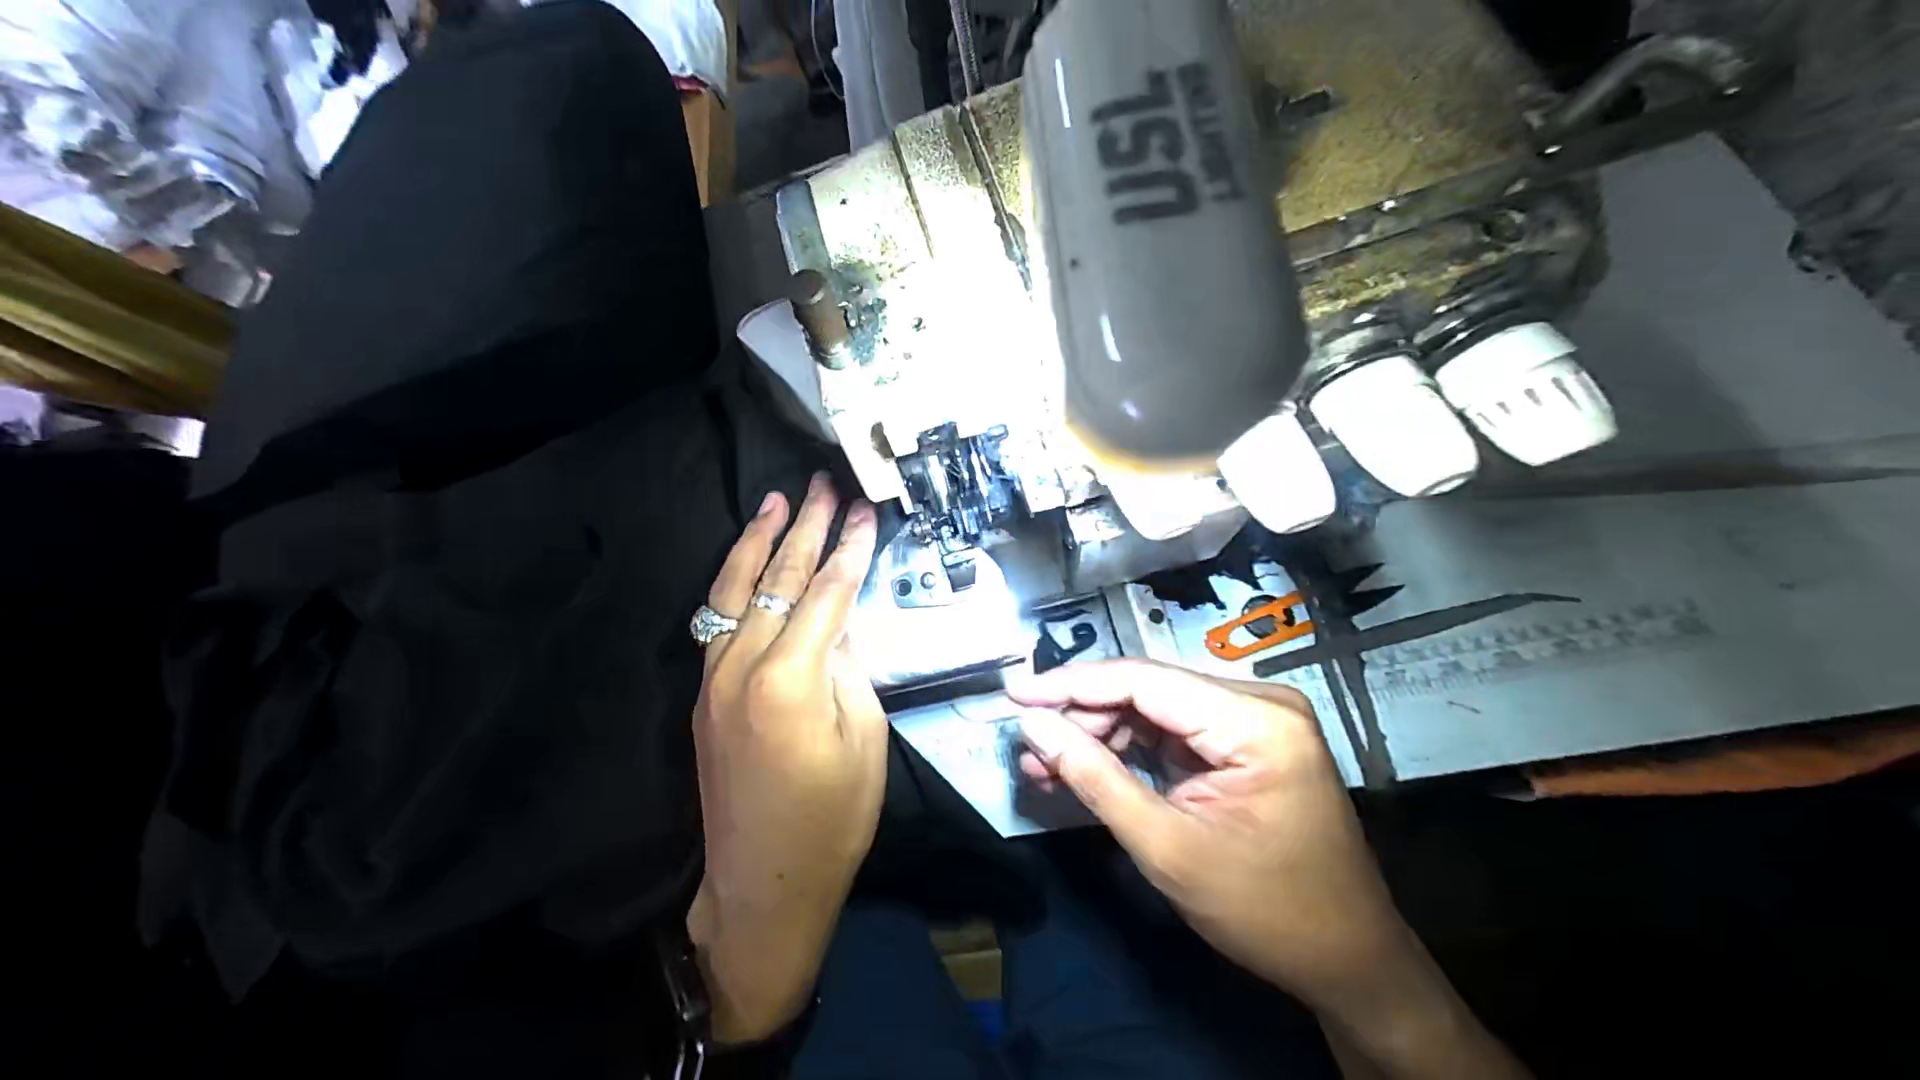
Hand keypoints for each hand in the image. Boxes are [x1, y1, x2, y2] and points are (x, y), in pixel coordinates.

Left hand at [687, 473, 885, 1044]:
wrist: (764, 882)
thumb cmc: (833, 818)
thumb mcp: (866, 739)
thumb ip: (851, 668)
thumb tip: (841, 621)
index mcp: (792, 679)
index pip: (826, 594)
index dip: (850, 551)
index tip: (865, 512)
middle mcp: (743, 666)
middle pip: (778, 580)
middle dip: (805, 529)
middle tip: (823, 486)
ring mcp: (714, 678)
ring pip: (734, 591)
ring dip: (758, 542)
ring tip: (776, 501)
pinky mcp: (704, 694)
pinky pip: (718, 620)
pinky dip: (735, 581)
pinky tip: (748, 561)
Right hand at [1009, 660, 1526, 1079]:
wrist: (1345, 959)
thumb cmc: (1264, 911)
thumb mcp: (1167, 847)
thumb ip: (1095, 778)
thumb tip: (1033, 726)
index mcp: (1256, 720)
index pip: (1143, 680)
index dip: (1071, 685)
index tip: (1014, 695)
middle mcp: (1259, 702)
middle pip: (1147, 689)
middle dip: (1083, 717)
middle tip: (1028, 746)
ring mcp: (1254, 718)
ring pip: (1152, 707)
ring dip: (1099, 734)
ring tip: (1044, 764)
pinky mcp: (1243, 739)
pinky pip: (1171, 730)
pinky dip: (1127, 749)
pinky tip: (1085, 767)